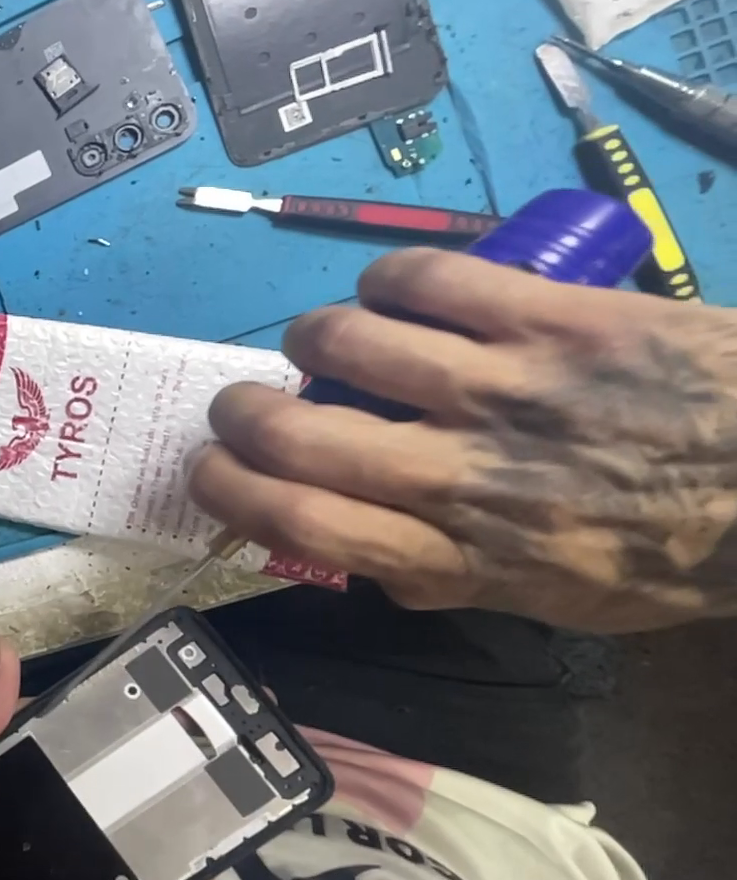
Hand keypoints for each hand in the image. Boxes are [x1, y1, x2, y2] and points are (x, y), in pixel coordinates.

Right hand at [190, 246, 736, 632]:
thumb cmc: (667, 550)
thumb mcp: (544, 599)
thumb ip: (432, 577)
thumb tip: (339, 547)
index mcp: (458, 553)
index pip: (296, 523)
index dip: (226, 488)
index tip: (211, 466)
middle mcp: (466, 476)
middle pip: (295, 434)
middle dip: (240, 411)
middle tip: (247, 403)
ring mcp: (510, 390)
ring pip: (343, 342)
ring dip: (312, 341)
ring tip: (333, 346)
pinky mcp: (556, 318)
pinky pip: (420, 279)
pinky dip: (383, 283)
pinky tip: (395, 297)